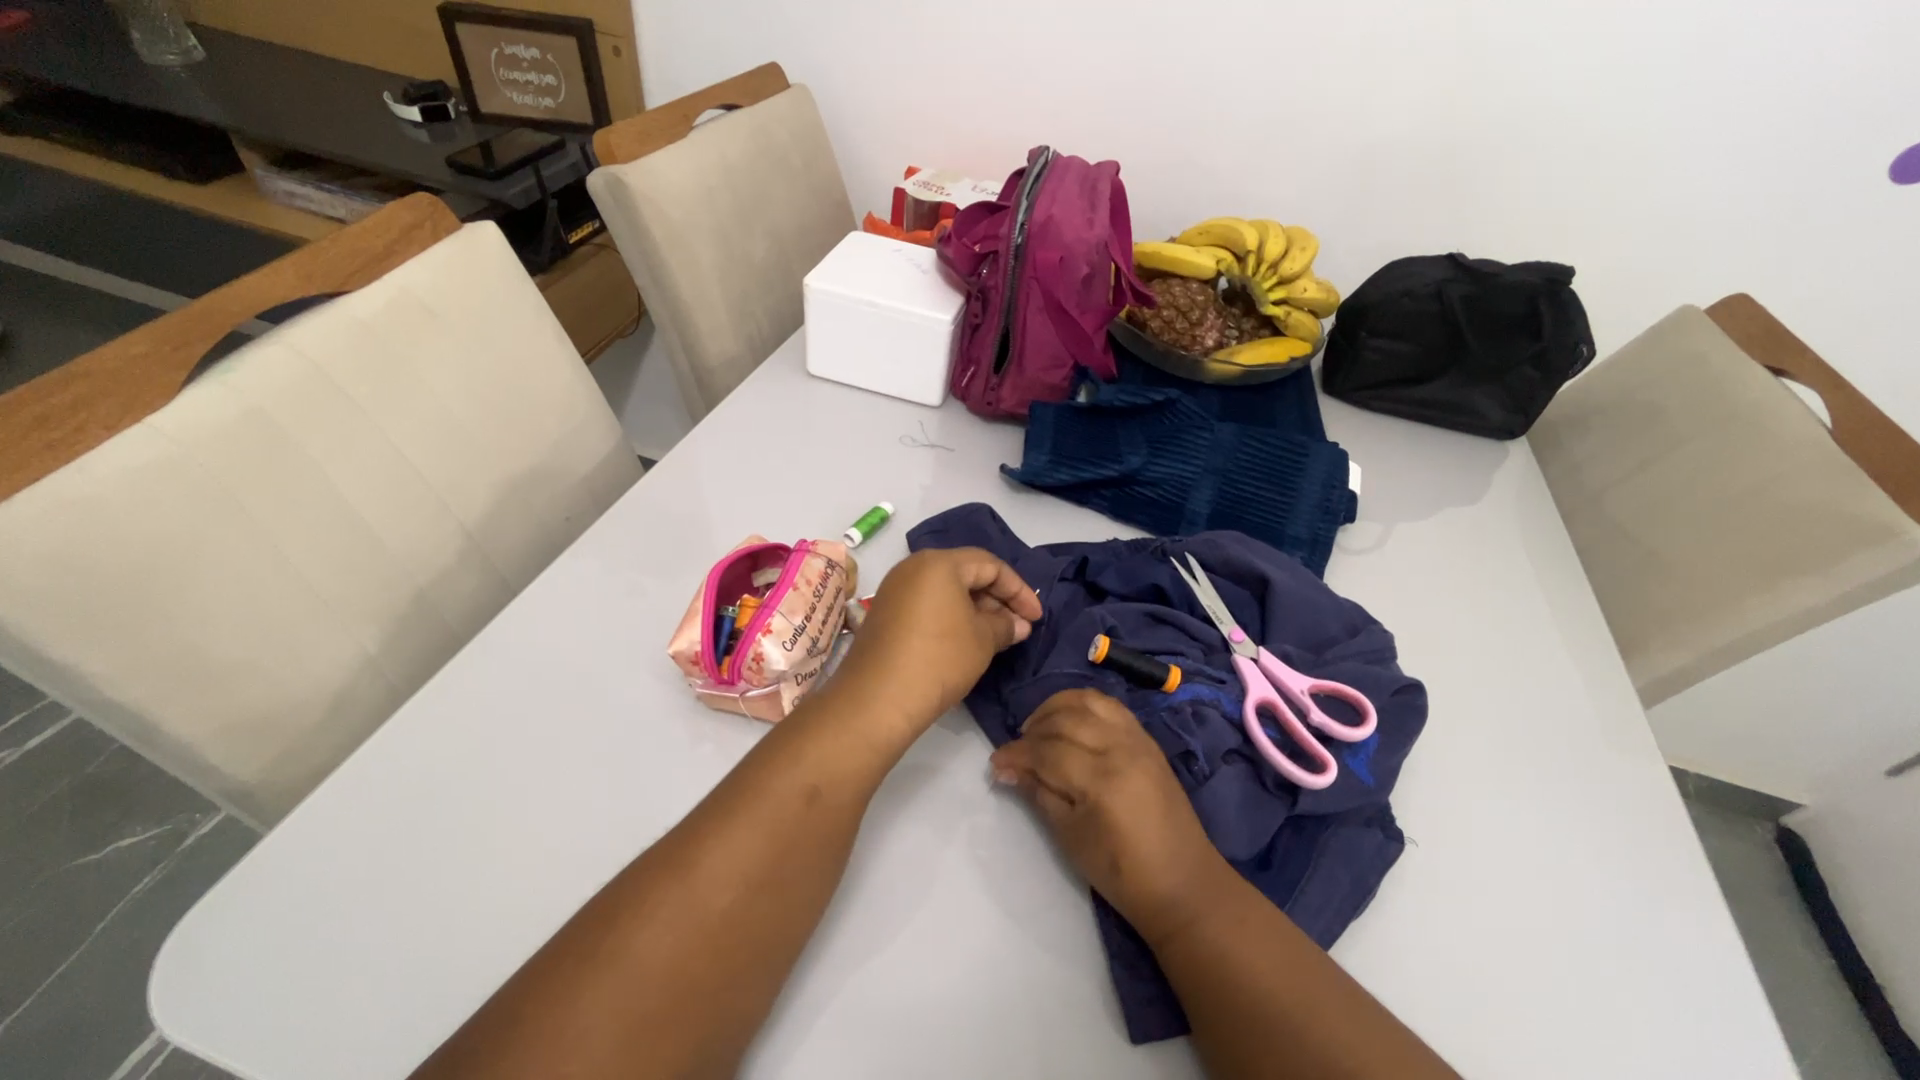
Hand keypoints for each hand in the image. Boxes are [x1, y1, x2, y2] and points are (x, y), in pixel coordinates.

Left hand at [835, 548, 1042, 732]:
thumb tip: (1018, 624)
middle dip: (996, 598)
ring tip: (995, 636)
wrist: (878, 698)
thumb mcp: (983, 640)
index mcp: (938, 563)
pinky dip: (950, 617)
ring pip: (945, 590)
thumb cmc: (939, 659)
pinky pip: (926, 605)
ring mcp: (894, 591)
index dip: (1018, 590)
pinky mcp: (884, 614)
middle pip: (965, 573)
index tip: (1035, 618)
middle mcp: (912, 568)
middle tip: (1017, 627)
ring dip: (974, 609)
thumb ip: (1005, 625)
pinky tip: (964, 642)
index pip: (990, 565)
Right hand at [989, 690, 1230, 944]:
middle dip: (1032, 730)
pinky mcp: (1148, 741)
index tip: (995, 765)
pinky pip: (1111, 707)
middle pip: (1065, 719)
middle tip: (1016, 751)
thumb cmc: (1121, 871)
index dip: (1015, 754)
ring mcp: (1139, 740)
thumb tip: (1008, 769)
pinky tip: (1069, 724)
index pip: (1046, 751)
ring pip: (1089, 701)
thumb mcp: (1070, 837)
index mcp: (1101, 778)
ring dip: (1057, 708)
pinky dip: (1084, 707)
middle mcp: (1121, 748)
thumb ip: (1040, 793)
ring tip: (1039, 729)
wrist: (1181, 882)